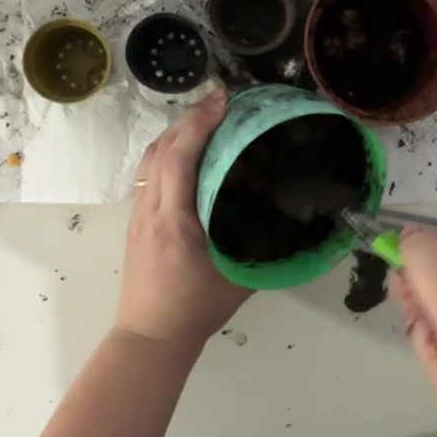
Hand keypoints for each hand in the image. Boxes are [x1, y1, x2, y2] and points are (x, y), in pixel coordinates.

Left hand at [115, 90, 248, 352]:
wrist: (150, 336)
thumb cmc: (196, 310)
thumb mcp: (239, 277)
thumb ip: (265, 247)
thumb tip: (299, 222)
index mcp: (174, 221)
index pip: (180, 158)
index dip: (199, 124)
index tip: (223, 101)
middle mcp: (151, 209)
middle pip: (162, 148)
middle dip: (190, 118)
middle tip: (221, 100)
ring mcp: (138, 213)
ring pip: (151, 157)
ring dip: (177, 131)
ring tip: (207, 117)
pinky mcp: (137, 219)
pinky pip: (149, 171)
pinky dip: (168, 149)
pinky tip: (188, 149)